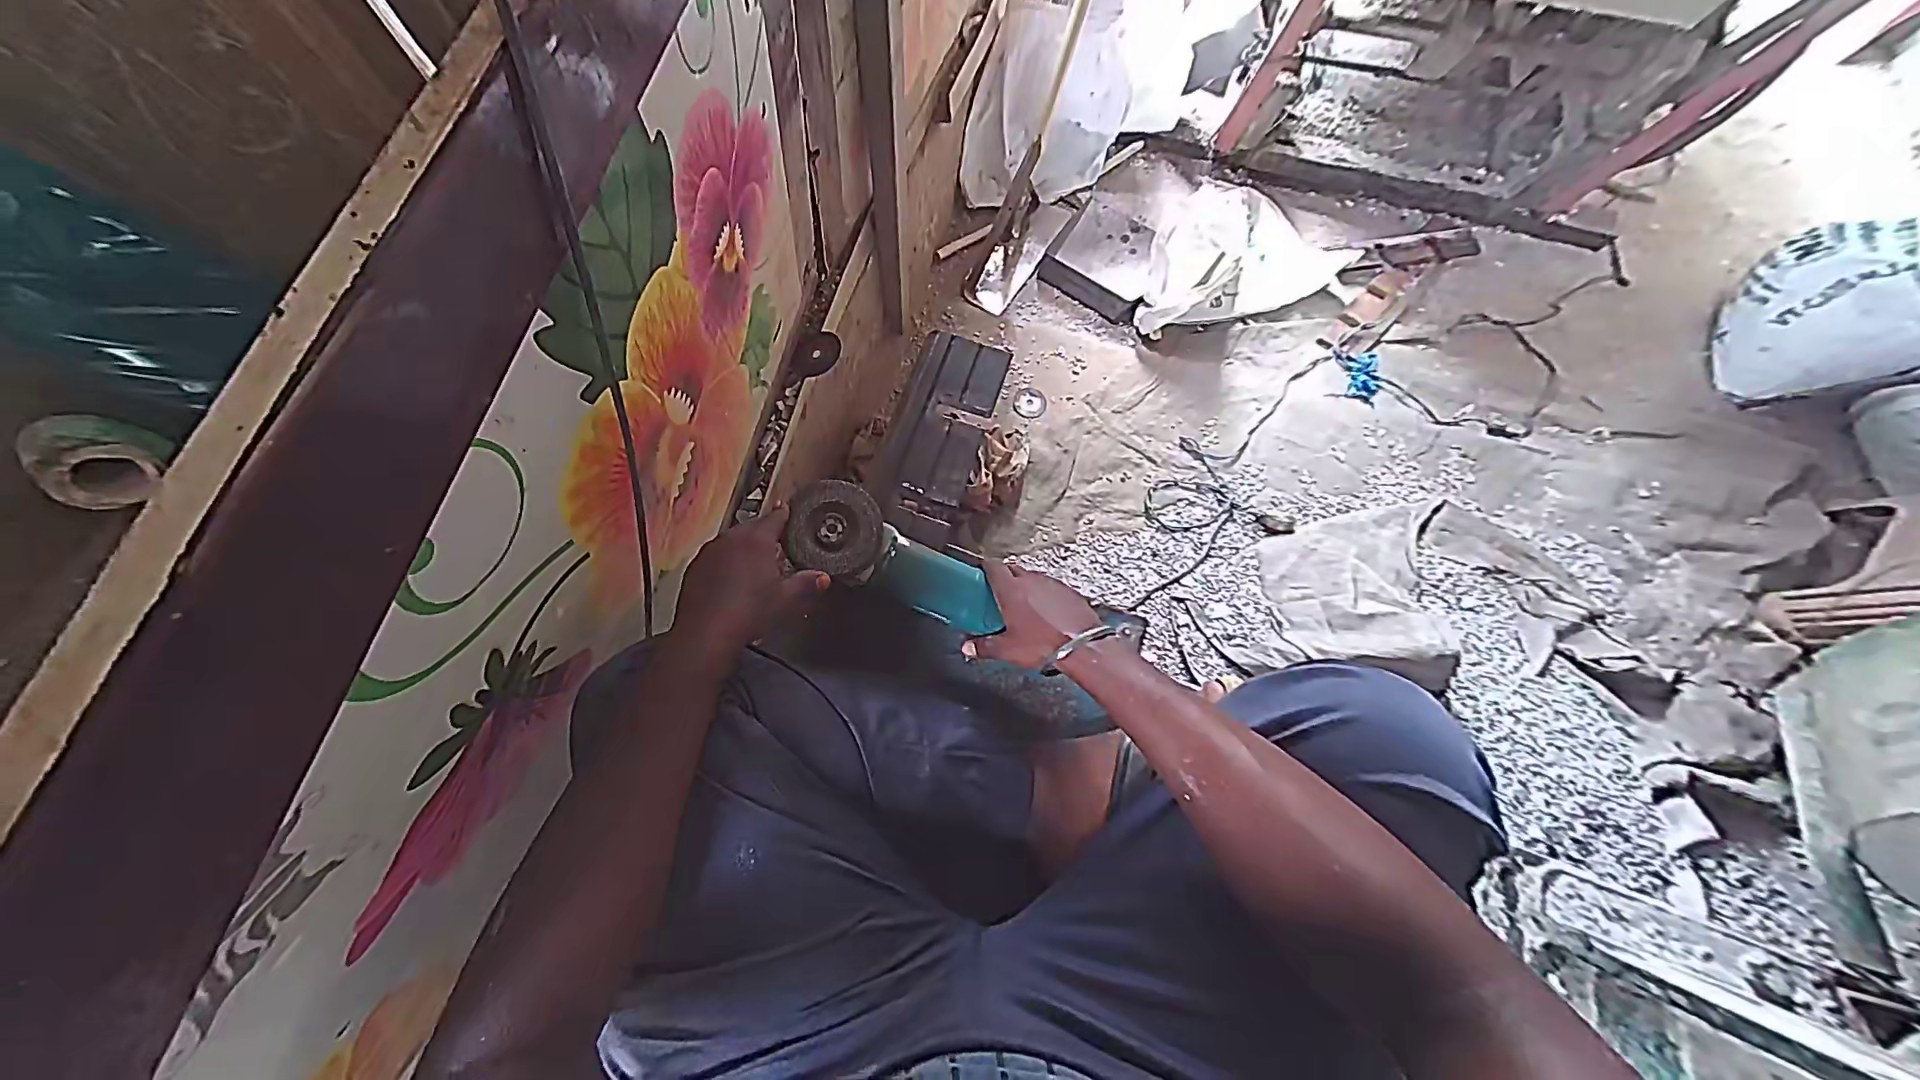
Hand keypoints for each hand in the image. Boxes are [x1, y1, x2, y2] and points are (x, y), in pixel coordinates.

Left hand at [668, 504, 828, 670]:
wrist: (707, 632)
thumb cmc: (747, 612)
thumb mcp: (785, 598)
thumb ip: (806, 583)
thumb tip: (821, 578)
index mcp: (757, 540)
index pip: (775, 518)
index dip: (784, 515)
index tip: (787, 512)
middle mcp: (731, 539)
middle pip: (753, 527)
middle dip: (765, 535)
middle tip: (777, 548)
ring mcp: (710, 551)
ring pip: (733, 541)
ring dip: (744, 548)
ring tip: (756, 569)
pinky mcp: (696, 567)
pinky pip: (716, 556)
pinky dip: (726, 563)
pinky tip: (732, 582)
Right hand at [962, 560, 1099, 668]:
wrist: (1081, 647)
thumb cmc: (1044, 644)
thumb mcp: (1007, 650)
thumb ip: (984, 646)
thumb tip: (969, 648)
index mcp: (1011, 590)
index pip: (994, 566)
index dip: (986, 567)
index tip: (982, 572)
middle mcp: (1031, 581)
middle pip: (1013, 569)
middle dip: (1004, 576)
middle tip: (999, 591)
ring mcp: (1051, 584)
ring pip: (1033, 577)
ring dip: (1026, 586)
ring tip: (1023, 604)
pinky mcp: (1068, 591)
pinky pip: (1051, 587)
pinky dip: (1045, 595)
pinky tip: (1045, 612)